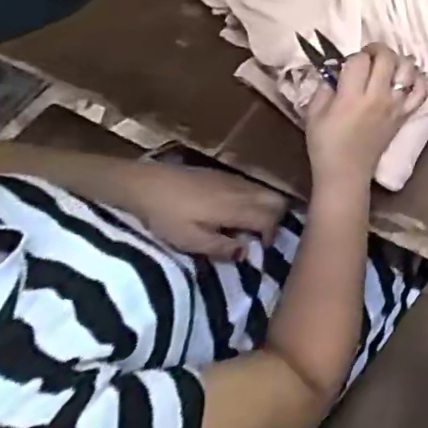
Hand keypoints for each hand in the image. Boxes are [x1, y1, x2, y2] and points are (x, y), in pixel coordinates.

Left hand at [109, 160, 287, 259]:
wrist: (149, 183)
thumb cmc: (167, 216)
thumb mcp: (189, 240)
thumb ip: (220, 247)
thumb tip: (246, 253)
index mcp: (236, 208)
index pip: (270, 219)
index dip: (271, 235)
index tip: (260, 249)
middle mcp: (243, 191)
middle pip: (277, 200)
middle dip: (276, 219)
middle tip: (260, 236)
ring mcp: (235, 180)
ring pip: (267, 191)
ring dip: (266, 209)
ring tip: (248, 226)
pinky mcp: (225, 175)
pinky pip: (253, 186)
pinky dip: (256, 199)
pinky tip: (235, 211)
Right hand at [304, 43, 427, 193]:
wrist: (346, 173)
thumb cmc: (326, 144)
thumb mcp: (314, 113)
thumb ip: (324, 87)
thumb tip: (335, 70)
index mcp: (352, 96)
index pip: (359, 60)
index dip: (353, 56)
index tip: (347, 65)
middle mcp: (378, 97)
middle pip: (387, 57)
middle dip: (376, 49)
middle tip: (367, 55)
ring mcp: (396, 105)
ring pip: (407, 69)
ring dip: (397, 60)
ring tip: (386, 65)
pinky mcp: (405, 115)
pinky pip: (421, 92)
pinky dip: (418, 80)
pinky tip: (407, 77)